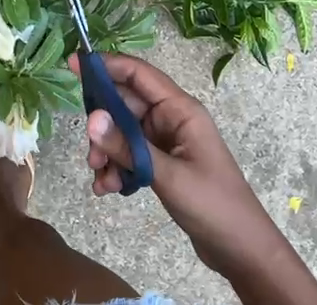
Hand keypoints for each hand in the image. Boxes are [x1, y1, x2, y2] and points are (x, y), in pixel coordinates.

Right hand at [72, 53, 261, 275]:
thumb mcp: (168, 175)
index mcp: (180, 109)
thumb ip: (128, 147)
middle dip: (102, 124)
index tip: (73, 64)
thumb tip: (90, 119)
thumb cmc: (213, 204)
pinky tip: (108, 188)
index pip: (138, 74)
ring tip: (99, 175)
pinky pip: (129, 154)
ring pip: (123, 132)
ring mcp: (166, 141)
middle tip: (89, 150)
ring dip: (107, 151)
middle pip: (125, 105)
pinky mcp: (161, 162)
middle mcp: (171, 119)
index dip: (106, 65)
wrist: (243, 251)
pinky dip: (116, 167)